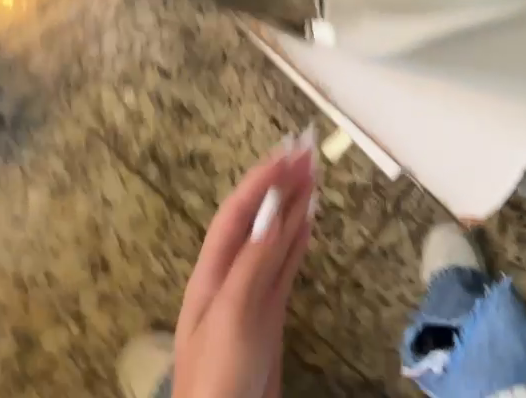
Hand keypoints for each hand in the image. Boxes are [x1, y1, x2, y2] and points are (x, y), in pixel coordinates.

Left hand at [171, 139, 317, 397]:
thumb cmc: (218, 375)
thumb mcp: (232, 314)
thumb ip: (253, 263)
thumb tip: (277, 213)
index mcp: (211, 275)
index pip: (236, 215)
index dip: (261, 181)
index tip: (288, 152)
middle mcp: (230, 279)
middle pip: (257, 222)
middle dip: (280, 185)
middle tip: (308, 151)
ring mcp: (251, 297)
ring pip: (275, 240)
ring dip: (293, 206)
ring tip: (314, 175)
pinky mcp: (270, 315)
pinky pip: (286, 266)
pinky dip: (299, 239)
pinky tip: (310, 221)